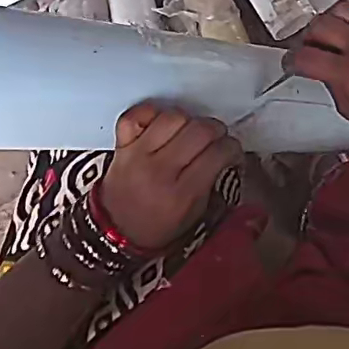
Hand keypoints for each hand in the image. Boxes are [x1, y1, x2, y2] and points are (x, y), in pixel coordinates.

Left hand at [100, 103, 241, 248]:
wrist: (117, 234)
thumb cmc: (159, 226)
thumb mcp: (196, 215)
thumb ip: (213, 182)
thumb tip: (227, 152)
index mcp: (182, 195)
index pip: (218, 153)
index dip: (231, 148)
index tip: (231, 151)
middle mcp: (159, 172)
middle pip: (199, 130)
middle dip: (215, 131)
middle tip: (215, 140)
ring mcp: (136, 156)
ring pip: (172, 117)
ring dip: (187, 121)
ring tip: (188, 133)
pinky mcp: (121, 146)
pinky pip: (136, 115)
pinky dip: (151, 114)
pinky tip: (161, 125)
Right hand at [283, 0, 348, 138]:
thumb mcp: (348, 108)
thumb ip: (331, 83)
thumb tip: (322, 69)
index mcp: (347, 72)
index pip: (305, 57)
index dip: (292, 60)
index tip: (294, 62)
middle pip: (319, 26)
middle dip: (308, 37)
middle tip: (312, 47)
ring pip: (344, 10)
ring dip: (331, 18)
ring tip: (333, 30)